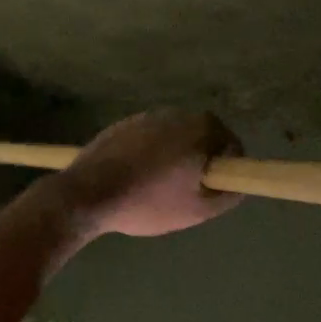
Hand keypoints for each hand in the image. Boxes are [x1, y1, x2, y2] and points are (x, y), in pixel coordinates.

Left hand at [46, 109, 244, 238]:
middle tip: (175, 196)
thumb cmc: (146, 202)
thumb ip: (229, 193)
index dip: (221, 175)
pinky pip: (141, 145)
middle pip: (198, 143)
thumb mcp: (199, 209)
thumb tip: (235, 183)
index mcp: (203, 125)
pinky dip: (140, 160)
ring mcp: (143, 117)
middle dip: (192, 167)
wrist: (85, 196)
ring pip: (168, 144)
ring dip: (165, 163)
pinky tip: (127, 182)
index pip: (229, 149)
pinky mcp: (117, 128)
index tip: (201, 195)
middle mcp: (176, 112)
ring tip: (147, 191)